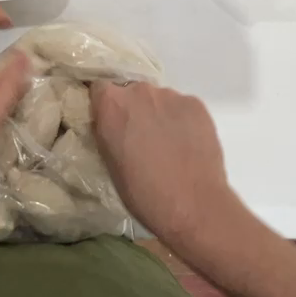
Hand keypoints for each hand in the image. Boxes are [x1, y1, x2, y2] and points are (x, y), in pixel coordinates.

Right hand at [91, 81, 242, 246]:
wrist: (194, 207)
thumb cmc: (143, 192)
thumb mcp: (109, 162)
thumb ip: (106, 132)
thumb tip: (110, 124)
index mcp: (111, 103)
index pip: (100, 89)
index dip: (105, 106)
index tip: (111, 123)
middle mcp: (138, 90)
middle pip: (131, 92)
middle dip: (134, 110)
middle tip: (141, 138)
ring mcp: (170, 95)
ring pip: (159, 99)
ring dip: (159, 115)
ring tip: (169, 145)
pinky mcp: (196, 104)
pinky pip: (182, 107)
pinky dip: (182, 121)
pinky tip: (187, 145)